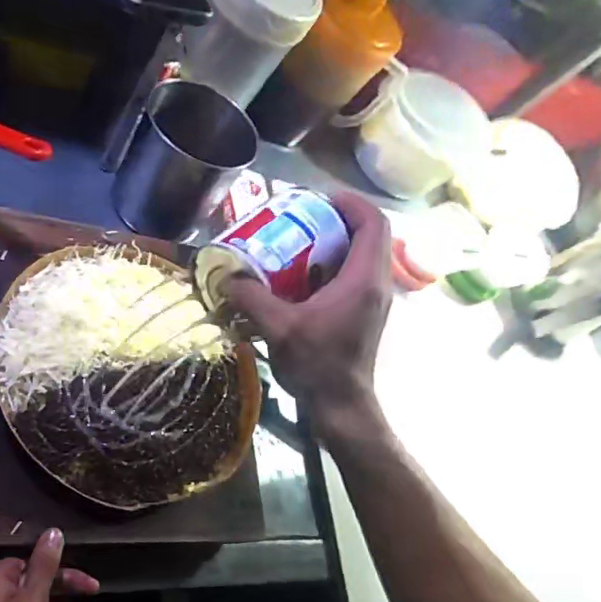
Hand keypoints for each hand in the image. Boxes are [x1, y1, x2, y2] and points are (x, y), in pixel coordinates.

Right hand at [227, 189, 391, 433]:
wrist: (339, 404)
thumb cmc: (316, 364)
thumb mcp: (278, 328)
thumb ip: (251, 298)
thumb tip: (225, 277)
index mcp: (363, 280)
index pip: (373, 224)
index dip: (350, 203)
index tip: (318, 197)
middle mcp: (375, 285)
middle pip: (366, 237)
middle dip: (332, 222)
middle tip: (295, 221)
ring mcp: (370, 301)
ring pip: (357, 258)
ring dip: (327, 246)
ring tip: (290, 247)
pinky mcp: (360, 315)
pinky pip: (347, 278)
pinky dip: (323, 270)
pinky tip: (293, 281)